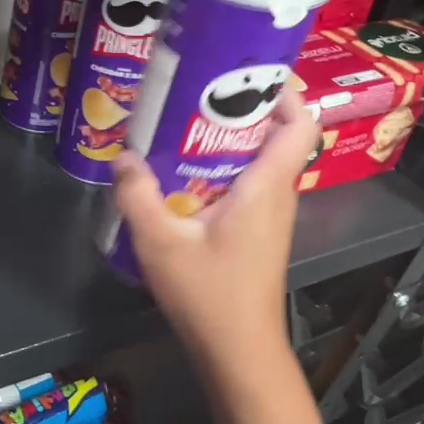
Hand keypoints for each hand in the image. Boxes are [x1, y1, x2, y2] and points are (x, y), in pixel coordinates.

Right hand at [112, 88, 318, 368]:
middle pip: (276, 137)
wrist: (237, 350)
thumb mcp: (160, 243)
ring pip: (259, 163)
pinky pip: (246, 186)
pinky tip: (180, 178)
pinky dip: (221, 171)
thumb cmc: (208, 294)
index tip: (246, 73)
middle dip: (240, 110)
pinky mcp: (256, 235)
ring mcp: (269, 218)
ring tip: (181, 129)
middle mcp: (277, 196)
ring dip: (228, 141)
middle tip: (194, 94)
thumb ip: (137, 196)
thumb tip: (123, 156)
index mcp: (266, 187)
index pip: (300, 125)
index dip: (285, 92)